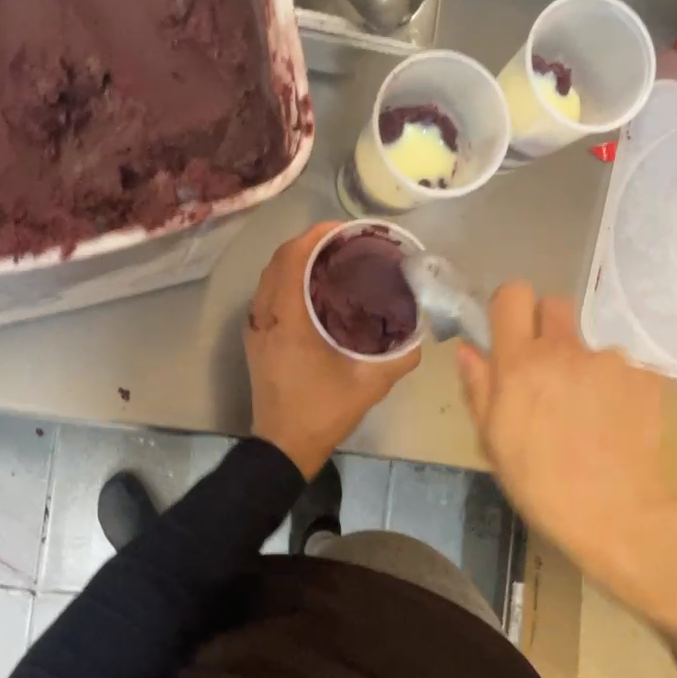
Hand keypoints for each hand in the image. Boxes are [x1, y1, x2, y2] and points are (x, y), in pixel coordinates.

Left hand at [245, 222, 419, 477]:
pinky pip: (266, 297)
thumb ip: (400, 356)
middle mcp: (265, 318)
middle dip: (306, 244)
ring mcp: (256, 330)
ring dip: (293, 262)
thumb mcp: (369, 385)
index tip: (341, 229)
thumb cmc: (322, 414)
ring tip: (328, 260)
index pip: (291, 260)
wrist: (283, 448)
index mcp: (288, 321)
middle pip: (277, 263)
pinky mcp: (255, 342)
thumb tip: (421, 333)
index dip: (313, 236)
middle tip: (340, 242)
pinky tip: (311, 290)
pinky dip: (284, 282)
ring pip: (267, 279)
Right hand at [455, 283, 676, 580]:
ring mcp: (610, 361)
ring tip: (583, 413)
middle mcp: (565, 350)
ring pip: (588, 345)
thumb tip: (469, 350)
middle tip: (543, 370)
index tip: (507, 333)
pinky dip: (613, 387)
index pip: (513, 295)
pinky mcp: (645, 376)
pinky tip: (610, 422)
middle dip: (545, 327)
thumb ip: (478, 387)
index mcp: (520, 363)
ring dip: (581, 366)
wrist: (613, 512)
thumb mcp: (491, 439)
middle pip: (554, 305)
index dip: (508, 308)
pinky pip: (620, 369)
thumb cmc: (537, 482)